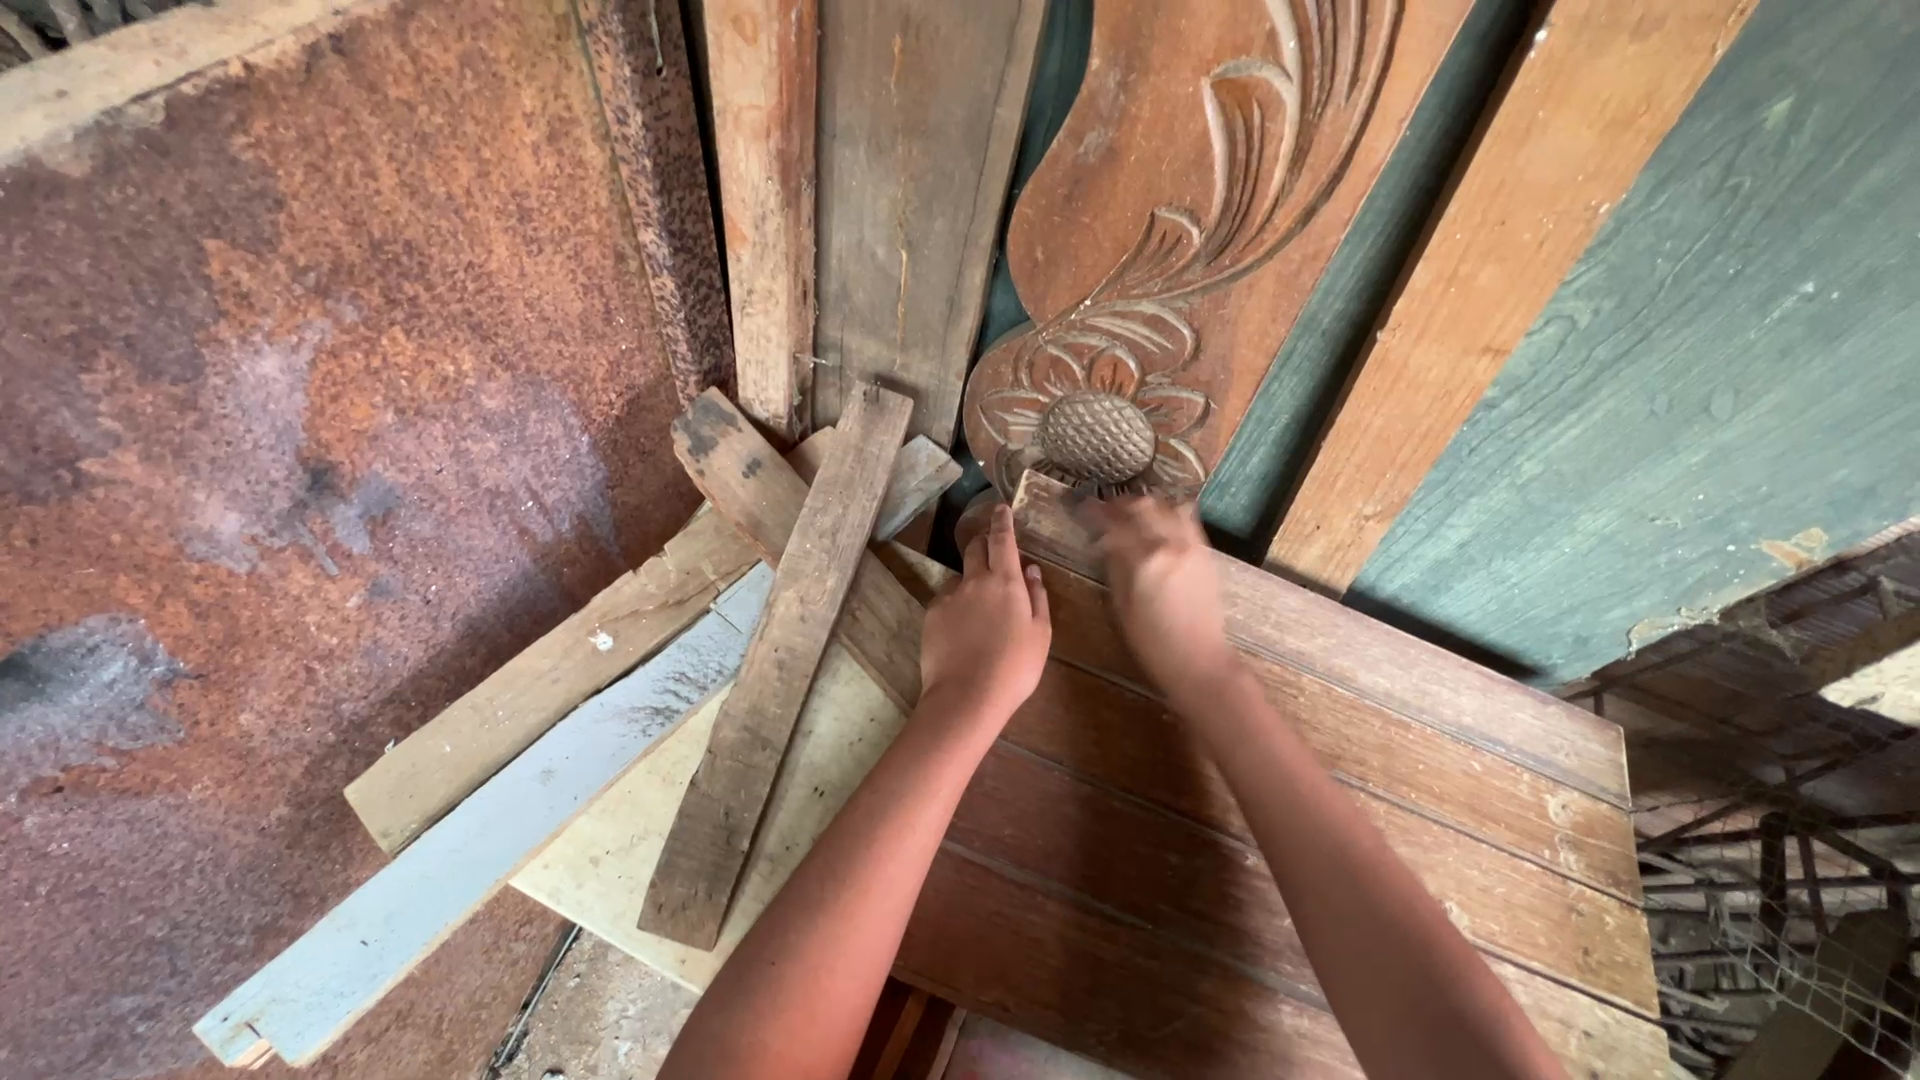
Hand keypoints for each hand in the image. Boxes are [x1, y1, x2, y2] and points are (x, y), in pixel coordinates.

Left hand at [919, 504, 1051, 726]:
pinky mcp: (931, 614)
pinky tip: (961, 631)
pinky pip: (946, 600)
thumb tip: (1032, 570)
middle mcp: (976, 581)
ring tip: (978, 612)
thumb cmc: (1014, 668)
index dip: (1002, 521)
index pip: (1003, 540)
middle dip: (983, 542)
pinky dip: (955, 606)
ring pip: (961, 578)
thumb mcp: (1040, 634)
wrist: (967, 695)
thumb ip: (1037, 598)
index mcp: (1007, 583)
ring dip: (970, 582)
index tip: (1000, 509)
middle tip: (990, 548)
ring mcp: (950, 596)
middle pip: (976, 548)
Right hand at [1086, 496, 1238, 708]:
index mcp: (1143, 561)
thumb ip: (1114, 567)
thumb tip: (1105, 543)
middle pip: (1142, 506)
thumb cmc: (1152, 641)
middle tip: (1105, 508)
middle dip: (1120, 503)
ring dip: (1147, 504)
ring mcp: (1192, 546)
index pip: (1113, 524)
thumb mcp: (1121, 606)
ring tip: (1132, 512)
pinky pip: (1188, 519)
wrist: (1199, 657)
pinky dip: (1171, 512)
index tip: (1083, 507)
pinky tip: (1160, 520)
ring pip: (1167, 506)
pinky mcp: (1206, 552)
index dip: (1095, 512)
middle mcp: (1169, 545)